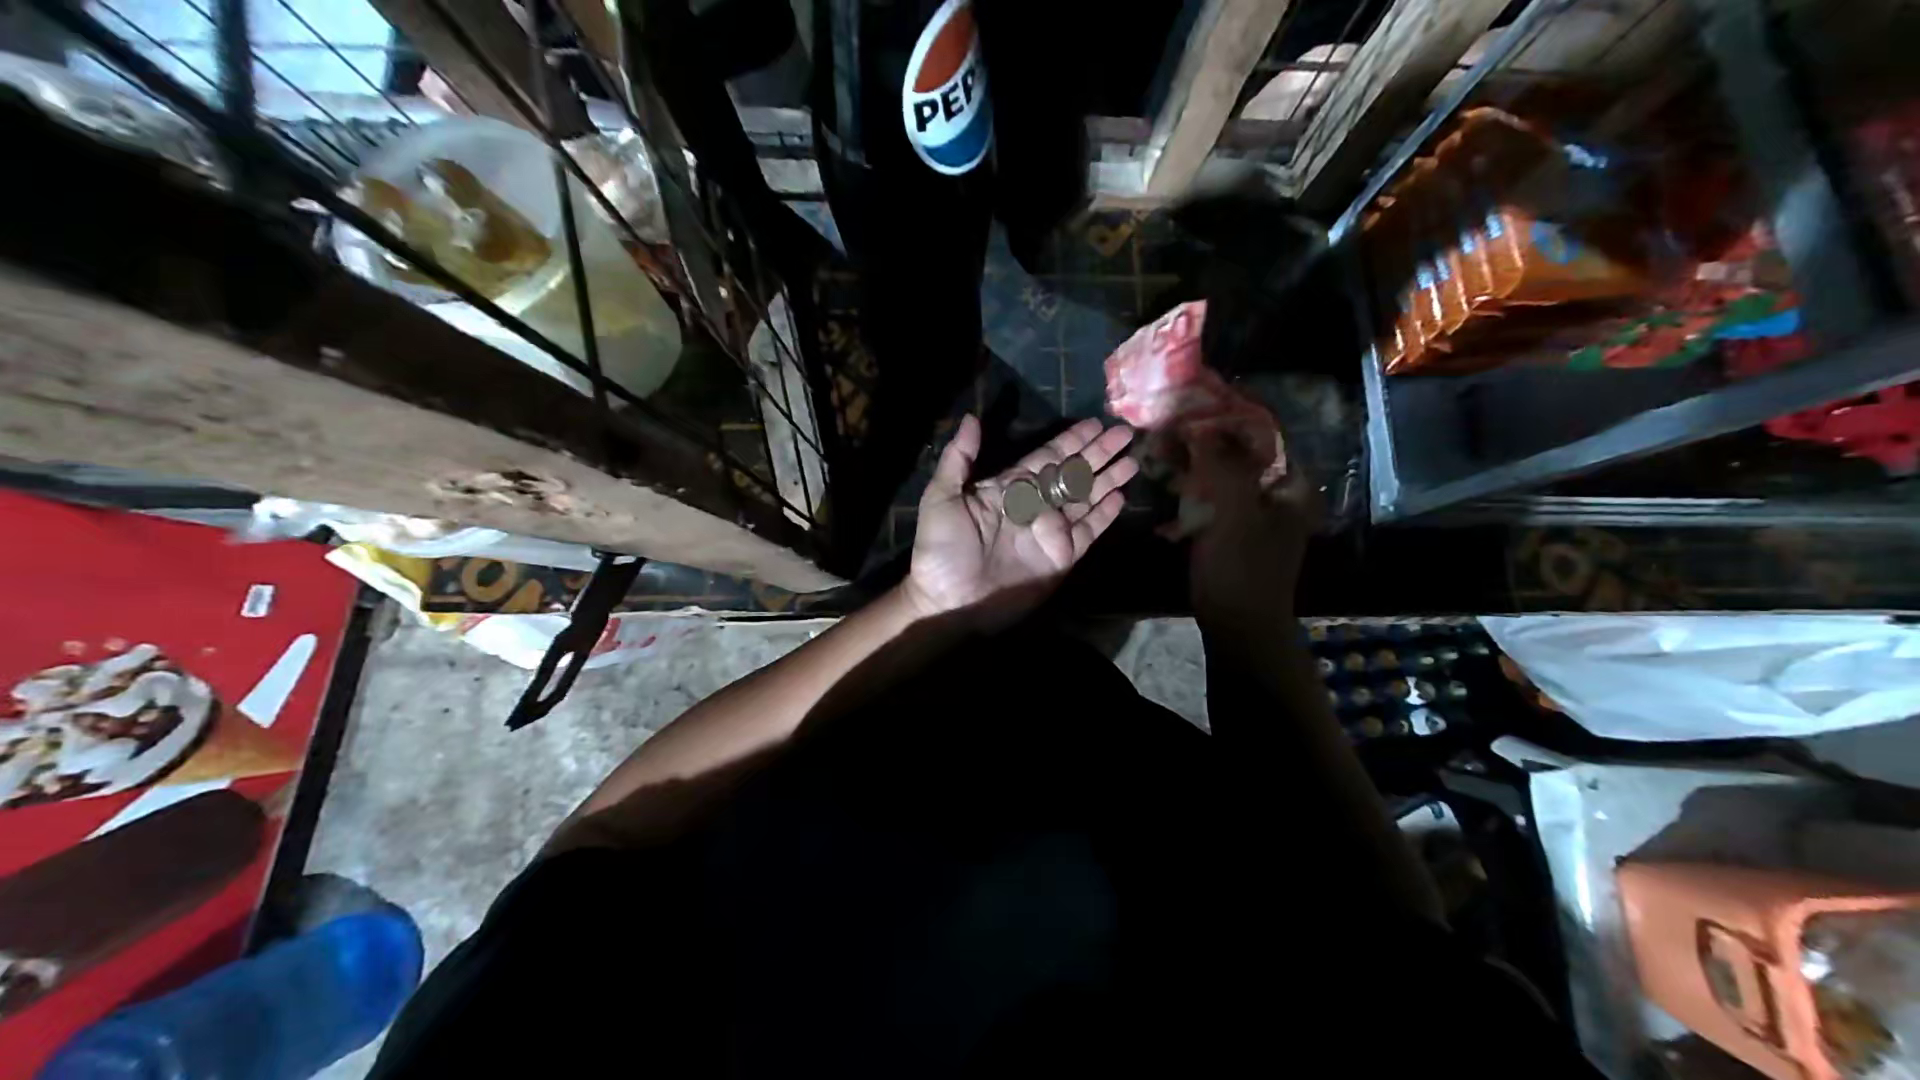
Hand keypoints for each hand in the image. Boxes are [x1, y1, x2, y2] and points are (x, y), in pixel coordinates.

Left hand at [904, 414, 1138, 627]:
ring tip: (1132, 461)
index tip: (1096, 423)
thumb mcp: (942, 498)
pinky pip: (1088, 531)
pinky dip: (1104, 515)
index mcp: (1010, 487)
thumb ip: (959, 458)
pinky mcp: (1061, 557)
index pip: (1048, 456)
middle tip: (1125, 433)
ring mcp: (1050, 531)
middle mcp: (1035, 505)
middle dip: (1098, 454)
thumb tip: (971, 417)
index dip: (1072, 440)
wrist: (951, 602)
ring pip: (1086, 498)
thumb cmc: (942, 549)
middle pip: (1073, 473)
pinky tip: (1120, 497)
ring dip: (1108, 479)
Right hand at [1182, 427, 1318, 625]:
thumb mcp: (1233, 512)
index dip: (1229, 419)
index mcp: (1291, 487)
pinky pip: (1214, 503)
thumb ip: (1222, 466)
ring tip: (1164, 457)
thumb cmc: (1240, 568)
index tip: (1193, 409)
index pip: (1264, 436)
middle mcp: (1278, 497)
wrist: (1238, 627)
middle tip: (1171, 432)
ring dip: (1196, 469)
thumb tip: (1200, 425)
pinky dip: (1194, 496)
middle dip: (1206, 444)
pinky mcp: (1235, 535)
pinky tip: (1170, 494)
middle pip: (1242, 456)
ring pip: (1224, 479)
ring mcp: (1257, 517)